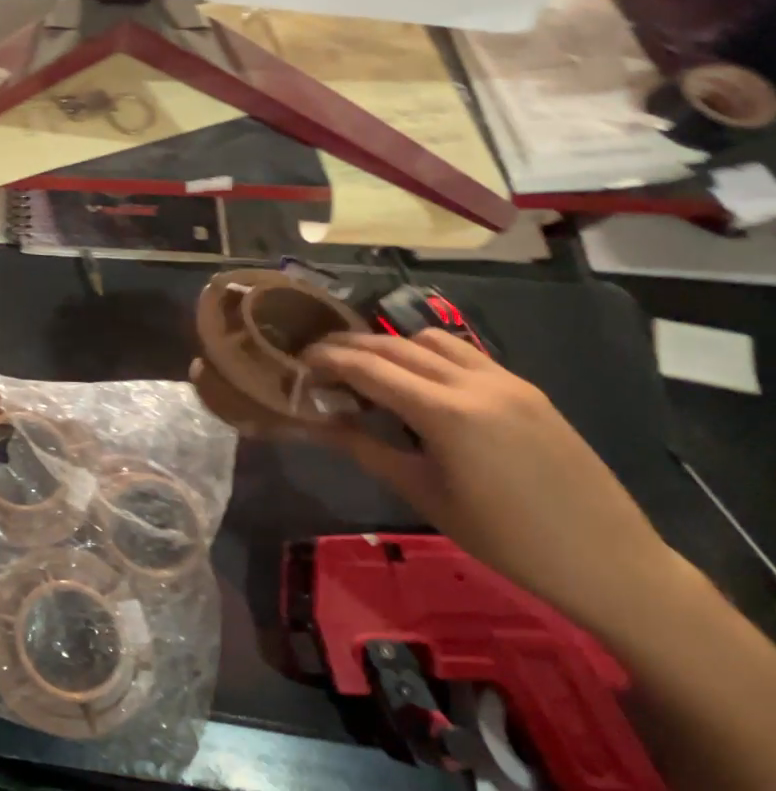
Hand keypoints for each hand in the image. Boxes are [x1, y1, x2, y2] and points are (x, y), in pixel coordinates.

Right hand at [303, 329, 674, 629]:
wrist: (607, 560)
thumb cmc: (504, 538)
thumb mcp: (423, 493)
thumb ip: (365, 448)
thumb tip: (315, 421)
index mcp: (445, 412)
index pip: (367, 367)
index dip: (325, 360)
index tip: (294, 364)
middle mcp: (475, 383)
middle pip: (395, 345)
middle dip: (350, 347)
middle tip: (316, 363)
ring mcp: (506, 382)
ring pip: (432, 341)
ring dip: (390, 345)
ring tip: (365, 370)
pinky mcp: (527, 390)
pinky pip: (465, 355)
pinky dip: (428, 355)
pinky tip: (416, 383)